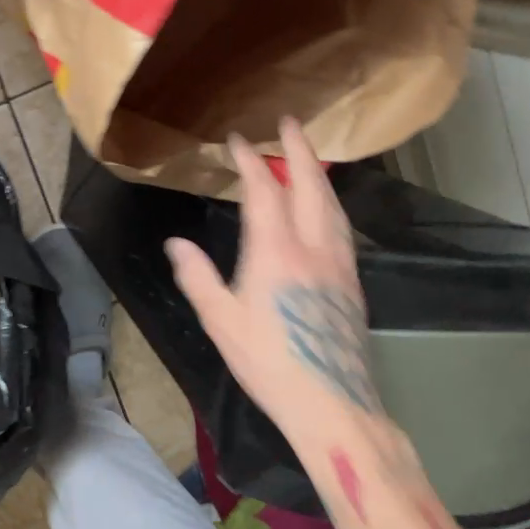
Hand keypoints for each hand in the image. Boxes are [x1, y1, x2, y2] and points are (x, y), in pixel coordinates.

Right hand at [166, 118, 378, 438]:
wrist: (333, 404)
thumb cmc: (269, 362)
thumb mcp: (220, 320)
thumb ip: (197, 276)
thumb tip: (176, 243)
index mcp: (275, 252)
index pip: (264, 191)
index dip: (250, 161)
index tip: (237, 140)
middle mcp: (312, 248)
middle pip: (311, 186)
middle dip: (299, 151)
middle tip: (289, 124)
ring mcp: (339, 264)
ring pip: (332, 205)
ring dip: (318, 173)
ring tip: (307, 156)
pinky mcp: (352, 283)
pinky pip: (341, 226)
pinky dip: (330, 202)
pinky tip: (325, 207)